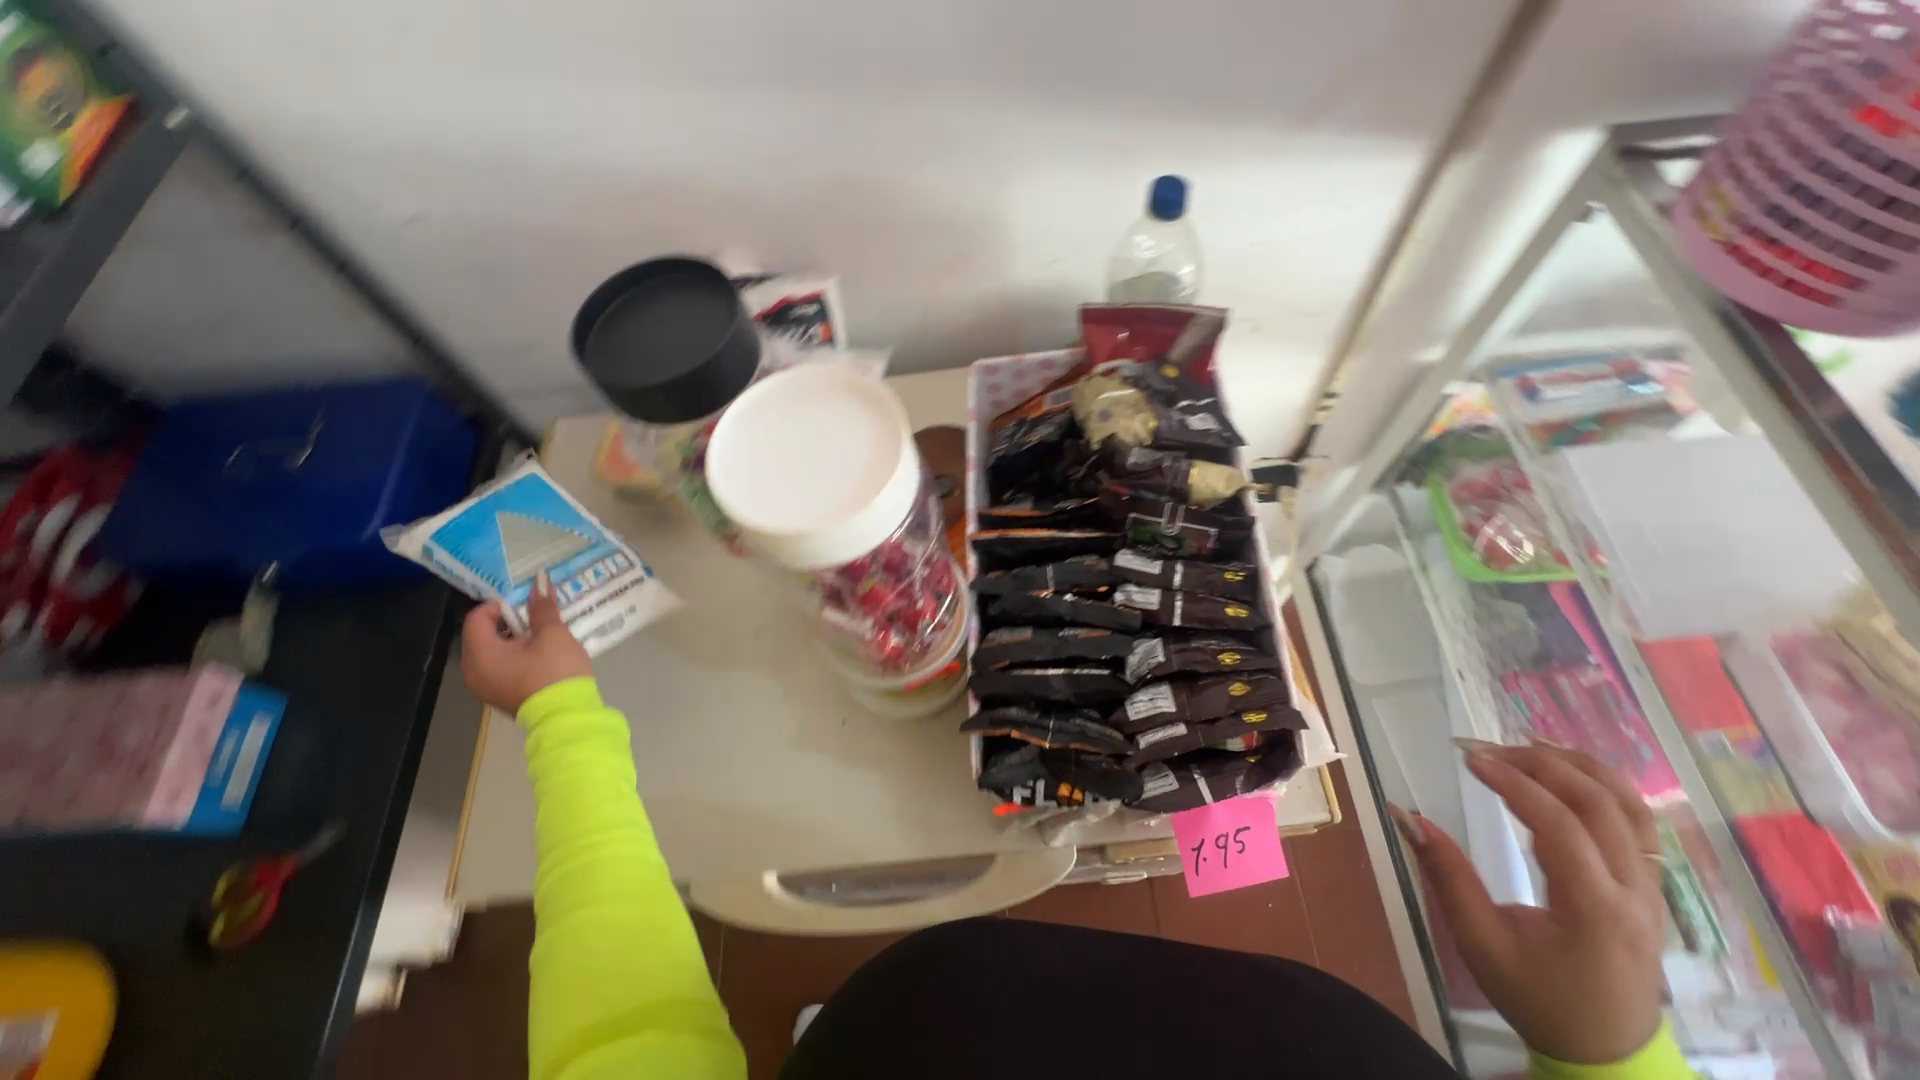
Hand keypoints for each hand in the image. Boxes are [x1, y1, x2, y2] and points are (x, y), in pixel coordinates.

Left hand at [461, 574, 592, 715]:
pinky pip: (500, 669)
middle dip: (509, 623)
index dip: (501, 605)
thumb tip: (540, 581)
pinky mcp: (500, 697)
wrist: (566, 716)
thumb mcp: (552, 634)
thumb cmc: (555, 671)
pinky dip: (516, 658)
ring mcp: (485, 688)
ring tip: (543, 637)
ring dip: (514, 641)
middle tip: (537, 619)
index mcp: (480, 653)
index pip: (477, 617)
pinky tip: (541, 658)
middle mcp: (474, 671)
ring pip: (493, 653)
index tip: (528, 606)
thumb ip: (543, 607)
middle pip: (483, 635)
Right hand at [1390, 741, 1666, 1065]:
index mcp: (1594, 908)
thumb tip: (1408, 817)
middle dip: (1541, 764)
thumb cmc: (1538, 998)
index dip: (1513, 783)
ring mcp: (1652, 887)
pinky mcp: (1651, 886)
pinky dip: (1603, 787)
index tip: (1468, 759)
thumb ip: (1447, 877)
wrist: (1606, 1050)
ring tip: (1528, 746)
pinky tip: (1567, 774)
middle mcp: (1635, 890)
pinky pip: (1638, 822)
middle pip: (1600, 803)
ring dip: (1579, 767)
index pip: (1560, 824)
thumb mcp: (1481, 943)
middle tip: (1487, 749)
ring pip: (1630, 806)